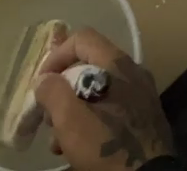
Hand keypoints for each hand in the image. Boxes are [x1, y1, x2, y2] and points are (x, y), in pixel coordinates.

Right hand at [34, 27, 174, 170]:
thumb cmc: (107, 145)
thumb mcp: (71, 119)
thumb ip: (53, 91)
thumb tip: (45, 79)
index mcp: (117, 63)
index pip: (82, 38)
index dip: (56, 56)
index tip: (41, 84)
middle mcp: (133, 71)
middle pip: (89, 65)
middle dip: (63, 90)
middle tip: (48, 117)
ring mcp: (142, 93)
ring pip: (99, 90)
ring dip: (74, 110)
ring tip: (59, 139)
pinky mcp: (145, 116)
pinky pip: (113, 107)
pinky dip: (93, 119)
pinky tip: (80, 146)